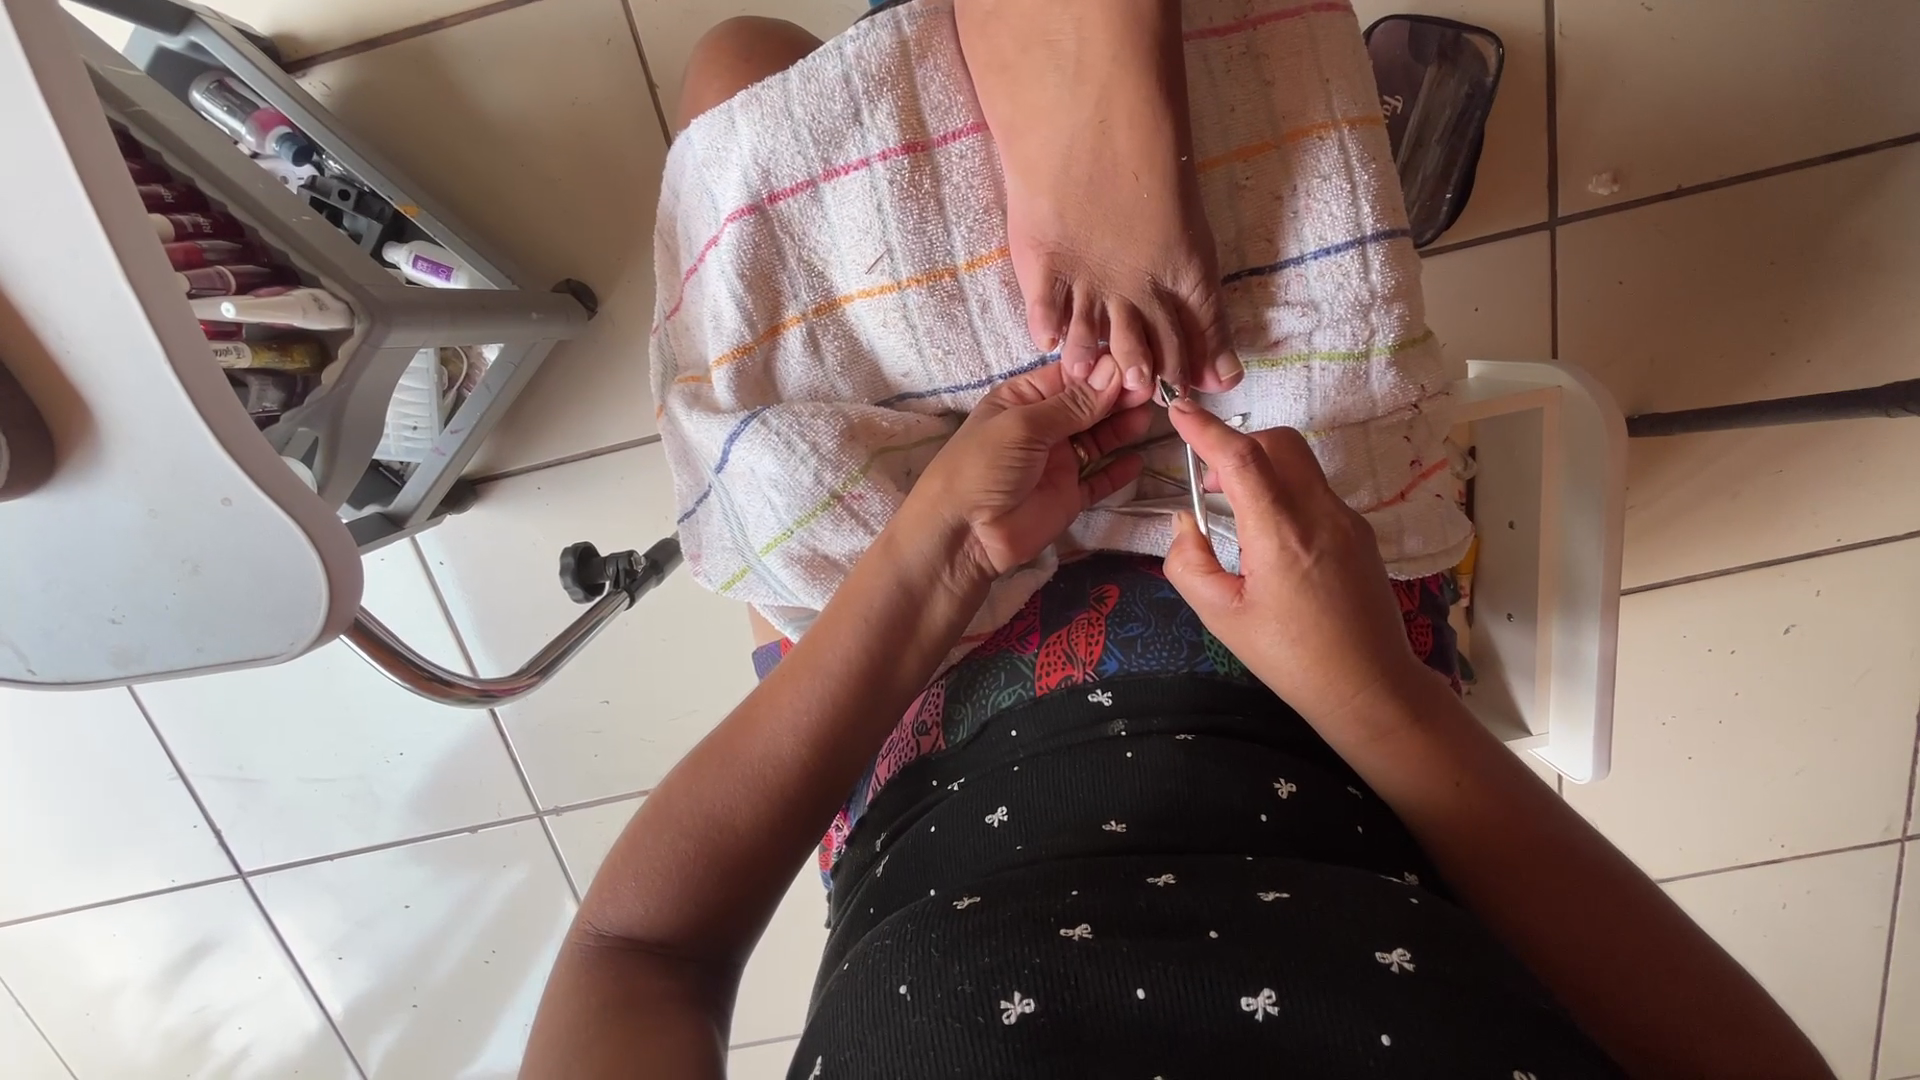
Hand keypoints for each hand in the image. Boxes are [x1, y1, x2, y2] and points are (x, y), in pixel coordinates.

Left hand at [900, 355, 1149, 584]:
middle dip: (1118, 396)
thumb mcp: (1024, 426)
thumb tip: (1116, 370)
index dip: (1104, 370)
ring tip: (1150, 417)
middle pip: (1089, 405)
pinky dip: (1118, 471)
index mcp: (1024, 399)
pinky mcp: (1067, 496)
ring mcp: (1057, 462)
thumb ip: (1072, 403)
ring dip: (1122, 428)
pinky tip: (1138, 461)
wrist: (963, 535)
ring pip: (1098, 439)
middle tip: (1153, 390)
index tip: (1138, 364)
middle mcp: (1043, 427)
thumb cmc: (982, 466)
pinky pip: (1099, 480)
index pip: (1071, 375)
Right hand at [1160, 400, 1437, 728]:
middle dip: (1236, 443)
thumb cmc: (1289, 658)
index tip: (1177, 408)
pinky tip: (1269, 535)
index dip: (1204, 429)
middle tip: (1209, 483)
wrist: (1370, 687)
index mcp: (1280, 534)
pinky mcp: (1359, 531)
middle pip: (1277, 441)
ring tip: (1235, 510)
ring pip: (1299, 461)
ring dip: (1259, 465)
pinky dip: (1281, 489)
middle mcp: (1319, 514)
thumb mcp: (1220, 616)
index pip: (1240, 458)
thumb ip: (1188, 563)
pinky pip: (1313, 488)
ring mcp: (1346, 519)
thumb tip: (1184, 523)